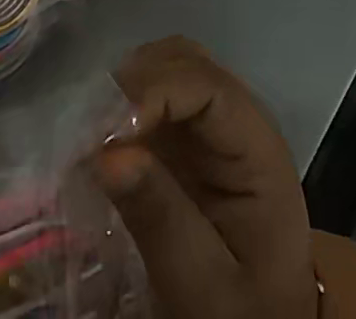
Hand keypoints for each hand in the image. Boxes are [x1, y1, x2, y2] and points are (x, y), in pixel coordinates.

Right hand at [88, 37, 317, 318]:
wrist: (267, 318)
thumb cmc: (243, 306)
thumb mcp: (203, 284)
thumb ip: (161, 220)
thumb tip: (107, 154)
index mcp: (258, 147)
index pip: (210, 87)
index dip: (156, 93)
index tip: (105, 136)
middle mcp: (239, 118)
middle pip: (188, 62)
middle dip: (135, 84)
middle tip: (88, 136)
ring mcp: (213, 122)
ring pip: (170, 66)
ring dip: (127, 87)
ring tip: (91, 137)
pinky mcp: (189, 136)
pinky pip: (157, 94)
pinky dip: (123, 103)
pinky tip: (101, 140)